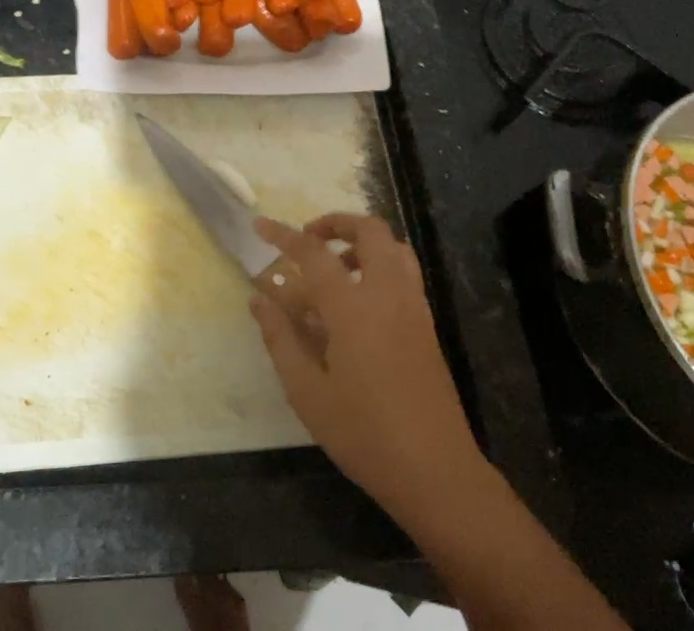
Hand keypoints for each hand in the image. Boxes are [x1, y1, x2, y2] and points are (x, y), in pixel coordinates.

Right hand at [250, 213, 487, 516]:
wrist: (434, 469)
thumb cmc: (362, 433)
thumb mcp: (306, 392)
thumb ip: (281, 338)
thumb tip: (259, 299)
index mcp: (353, 308)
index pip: (314, 254)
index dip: (284, 235)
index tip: (260, 225)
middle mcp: (388, 295)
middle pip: (370, 231)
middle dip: (336, 223)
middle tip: (307, 241)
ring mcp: (414, 309)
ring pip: (395, 248)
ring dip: (363, 243)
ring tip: (333, 269)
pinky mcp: (427, 327)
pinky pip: (405, 275)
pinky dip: (380, 267)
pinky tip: (356, 304)